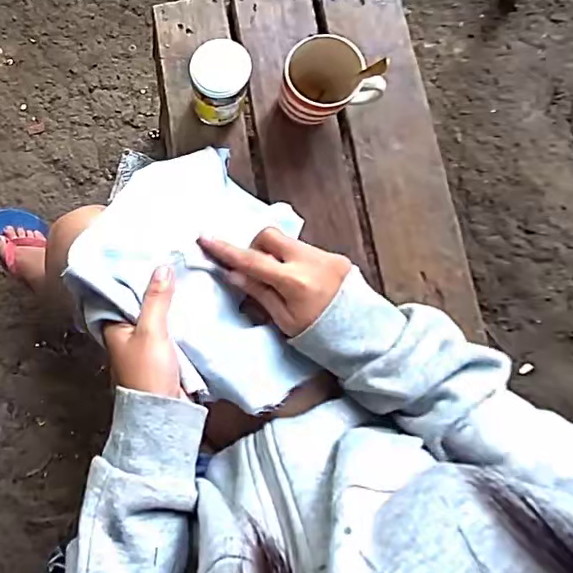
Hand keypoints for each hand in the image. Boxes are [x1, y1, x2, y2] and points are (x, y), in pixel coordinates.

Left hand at [102, 264, 183, 397]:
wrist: (164, 414)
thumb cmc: (148, 374)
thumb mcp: (152, 331)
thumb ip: (156, 300)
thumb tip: (162, 267)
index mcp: (114, 326)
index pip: (121, 291)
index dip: (135, 274)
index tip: (151, 254)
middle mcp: (127, 333)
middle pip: (142, 302)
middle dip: (157, 286)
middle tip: (175, 261)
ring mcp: (145, 344)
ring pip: (158, 315)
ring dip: (171, 303)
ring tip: (186, 276)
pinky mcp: (164, 354)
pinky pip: (171, 329)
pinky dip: (180, 319)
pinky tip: (193, 305)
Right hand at [198, 228, 352, 336]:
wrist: (366, 337)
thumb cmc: (321, 337)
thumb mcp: (284, 321)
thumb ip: (259, 292)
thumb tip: (233, 273)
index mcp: (295, 282)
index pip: (252, 260)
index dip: (226, 250)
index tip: (206, 238)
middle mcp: (310, 261)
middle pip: (269, 235)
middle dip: (255, 246)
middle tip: (254, 270)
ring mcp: (325, 255)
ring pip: (287, 242)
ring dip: (275, 254)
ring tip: (280, 281)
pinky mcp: (335, 256)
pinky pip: (303, 250)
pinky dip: (293, 261)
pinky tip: (299, 282)